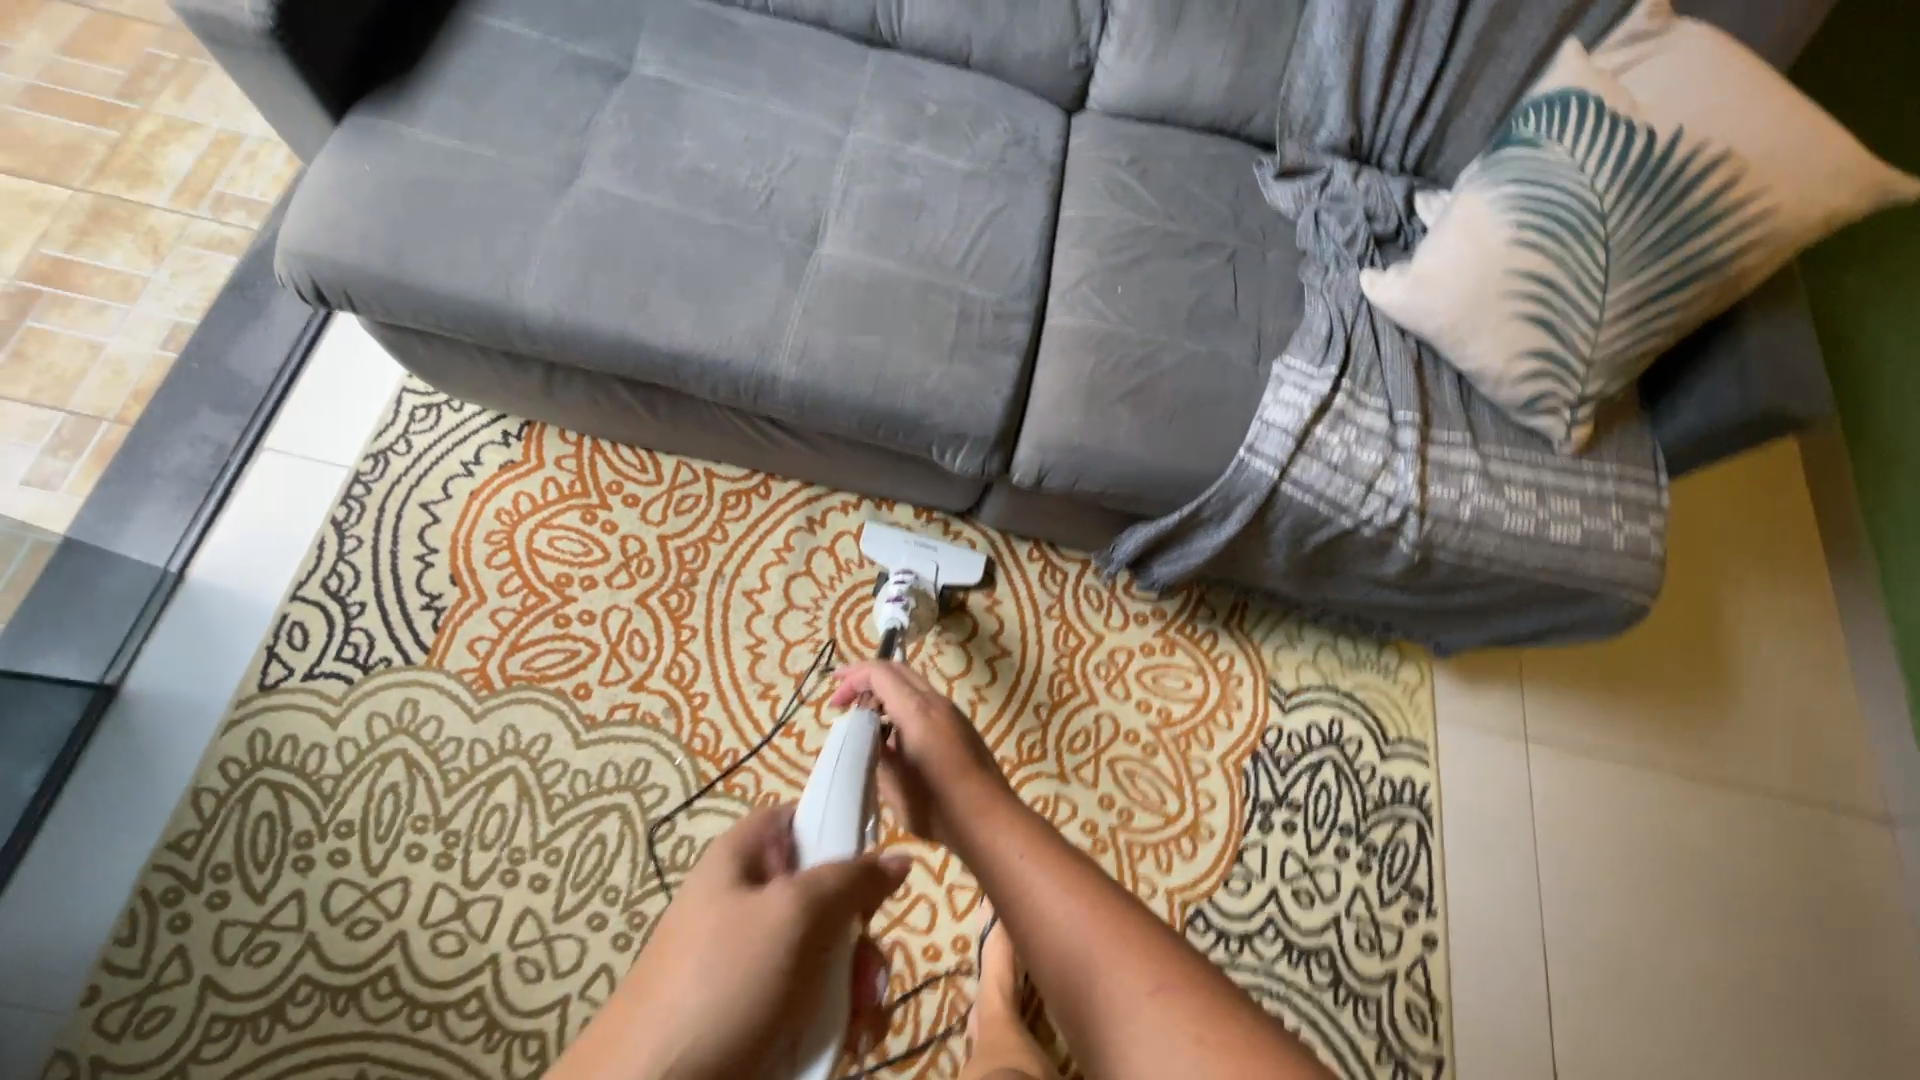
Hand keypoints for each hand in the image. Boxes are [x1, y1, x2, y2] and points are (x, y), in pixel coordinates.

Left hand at [549, 805, 909, 1079]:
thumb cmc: (721, 984)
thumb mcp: (793, 915)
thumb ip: (851, 880)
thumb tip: (897, 858)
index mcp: (747, 857)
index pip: (803, 817)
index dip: (843, 828)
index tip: (876, 865)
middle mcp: (755, 902)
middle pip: (832, 892)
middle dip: (862, 933)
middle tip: (867, 970)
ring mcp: (761, 961)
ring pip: (835, 951)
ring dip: (860, 984)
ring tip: (862, 1020)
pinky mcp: (768, 1011)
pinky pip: (823, 999)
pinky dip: (846, 1018)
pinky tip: (854, 1041)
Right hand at [829, 661, 1015, 853]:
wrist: (990, 820)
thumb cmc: (936, 806)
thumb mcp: (892, 783)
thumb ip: (876, 751)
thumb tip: (869, 736)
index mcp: (917, 711)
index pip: (880, 673)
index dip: (852, 680)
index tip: (834, 702)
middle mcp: (936, 703)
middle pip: (897, 670)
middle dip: (865, 677)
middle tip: (842, 695)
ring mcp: (952, 713)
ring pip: (913, 685)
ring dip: (885, 691)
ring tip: (863, 715)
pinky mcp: (960, 727)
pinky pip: (925, 702)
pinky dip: (902, 705)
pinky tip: (892, 732)